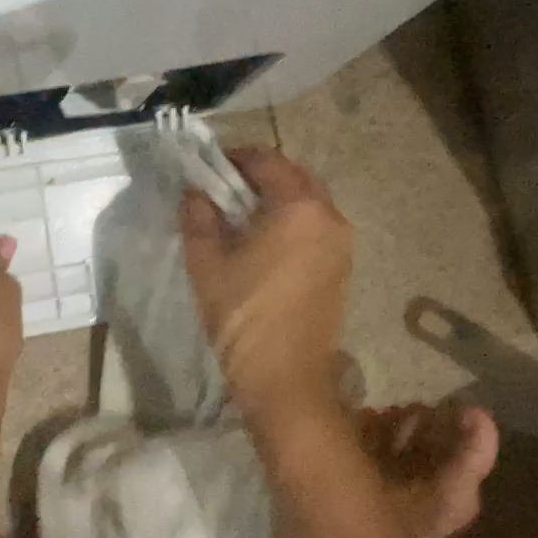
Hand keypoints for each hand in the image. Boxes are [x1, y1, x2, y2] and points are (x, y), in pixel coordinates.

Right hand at [180, 148, 352, 422]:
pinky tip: (263, 243)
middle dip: (259, 176)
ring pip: (308, 201)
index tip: (206, 170)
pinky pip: (316, 227)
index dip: (234, 159)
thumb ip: (198, 218)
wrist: (285, 379)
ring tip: (239, 217)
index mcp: (298, 207)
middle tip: (222, 190)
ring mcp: (341, 243)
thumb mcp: (206, 264)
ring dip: (277, 199)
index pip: (266, 161)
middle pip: (294, 176)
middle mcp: (329, 216)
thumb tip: (195, 193)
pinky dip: (291, 222)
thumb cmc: (242, 317)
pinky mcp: (342, 267)